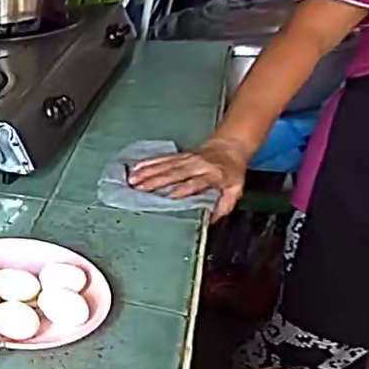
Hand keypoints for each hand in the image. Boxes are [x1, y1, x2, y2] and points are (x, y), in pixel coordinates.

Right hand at [127, 139, 247, 221]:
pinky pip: (160, 159)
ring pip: (164, 166)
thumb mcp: (235, 189)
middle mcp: (197, 165)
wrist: (229, 147)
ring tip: (132, 180)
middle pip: (175, 173)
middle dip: (156, 180)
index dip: (185, 188)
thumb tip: (208, 221)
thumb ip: (224, 205)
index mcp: (213, 175)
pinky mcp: (178, 156)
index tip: (171, 195)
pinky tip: (135, 168)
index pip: (198, 182)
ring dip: (147, 172)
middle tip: (140, 188)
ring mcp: (186, 159)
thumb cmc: (231, 172)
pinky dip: (146, 164)